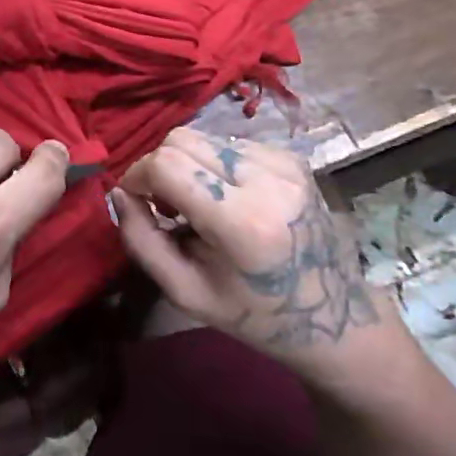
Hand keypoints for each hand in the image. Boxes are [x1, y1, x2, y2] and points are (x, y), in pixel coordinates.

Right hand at [113, 128, 392, 385]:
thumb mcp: (184, 291)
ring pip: (202, 137)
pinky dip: (211, 164)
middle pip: (180, 140)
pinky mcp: (293, 159)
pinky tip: (223, 196)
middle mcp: (267, 181)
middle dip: (158, 167)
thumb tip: (119, 192)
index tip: (137, 203)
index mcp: (242, 221)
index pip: (166, 164)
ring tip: (196, 202)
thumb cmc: (254, 314)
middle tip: (164, 205)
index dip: (137, 177)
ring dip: (185, 164)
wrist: (336, 319)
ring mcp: (286, 165)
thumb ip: (140, 240)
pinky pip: (228, 142)